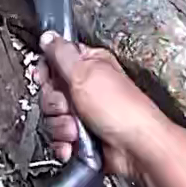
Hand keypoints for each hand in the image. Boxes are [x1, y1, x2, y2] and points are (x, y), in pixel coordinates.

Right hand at [35, 32, 176, 179]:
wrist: (139, 150)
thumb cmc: (122, 109)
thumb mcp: (84, 73)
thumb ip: (61, 53)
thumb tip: (47, 36)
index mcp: (88, 64)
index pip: (54, 61)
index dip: (46, 73)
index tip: (48, 80)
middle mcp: (85, 87)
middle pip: (49, 91)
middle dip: (55, 103)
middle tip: (68, 106)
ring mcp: (84, 113)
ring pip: (52, 116)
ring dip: (61, 126)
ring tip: (76, 128)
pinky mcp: (82, 136)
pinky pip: (58, 138)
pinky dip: (63, 143)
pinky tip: (74, 144)